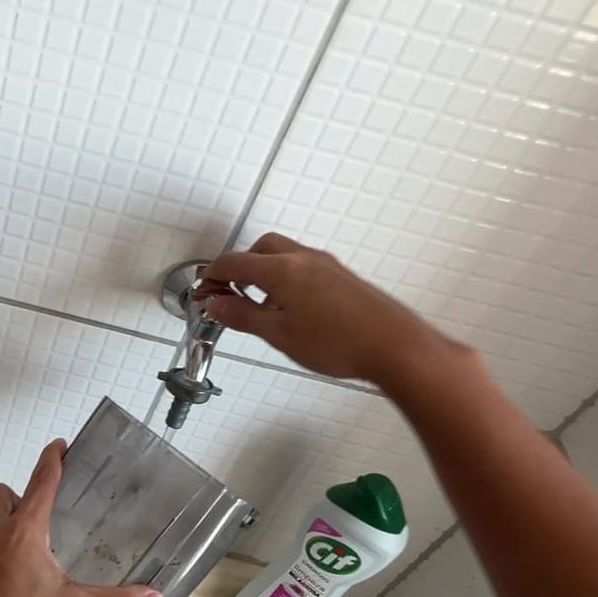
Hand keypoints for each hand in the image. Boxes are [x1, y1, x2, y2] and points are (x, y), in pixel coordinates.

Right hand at [200, 232, 461, 386]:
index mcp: (283, 269)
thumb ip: (242, 315)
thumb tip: (215, 304)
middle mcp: (305, 259)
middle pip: (259, 249)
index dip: (211, 277)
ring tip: (254, 302)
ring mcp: (326, 266)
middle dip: (237, 267)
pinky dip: (283, 277)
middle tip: (225, 293)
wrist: (396, 347)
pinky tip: (286, 305)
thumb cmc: (342, 342)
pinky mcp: (341, 277)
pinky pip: (301, 265)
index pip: (233, 263)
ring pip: (282, 255)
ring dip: (261, 271)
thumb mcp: (278, 333)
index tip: (202, 292)